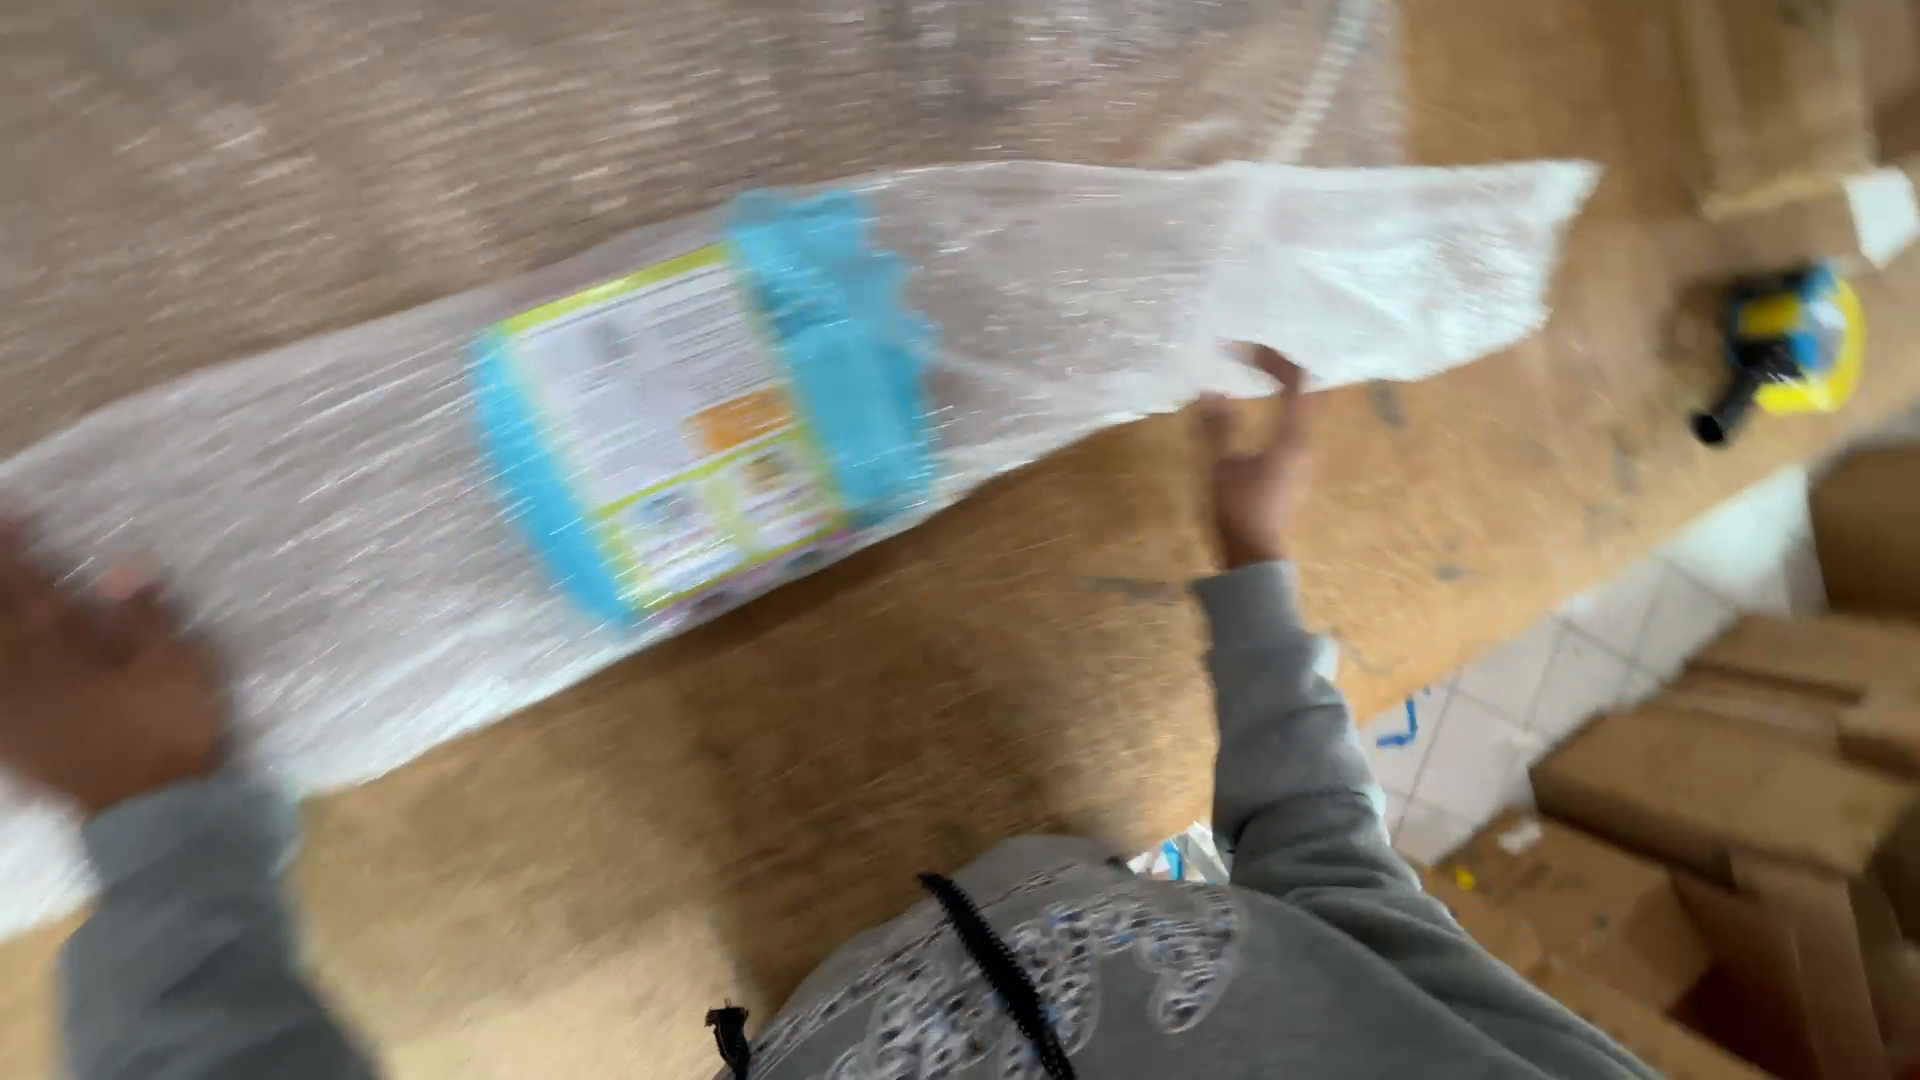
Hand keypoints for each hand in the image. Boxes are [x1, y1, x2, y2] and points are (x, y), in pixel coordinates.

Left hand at [0, 522, 222, 815]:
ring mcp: (2, 704)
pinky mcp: (3, 730)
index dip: (15, 551)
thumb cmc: (169, 726)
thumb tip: (120, 567)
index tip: (8, 512)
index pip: (30, 590)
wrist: (148, 800)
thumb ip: (144, 620)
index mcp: (61, 654)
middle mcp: (15, 673)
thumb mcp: (175, 669)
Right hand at [1197, 345, 1315, 569]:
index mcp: (1293, 438)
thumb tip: (1211, 391)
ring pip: (1302, 413)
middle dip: (1281, 370)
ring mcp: (1304, 462)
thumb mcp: (1221, 466)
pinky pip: (1292, 431)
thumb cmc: (1239, 512)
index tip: (1237, 350)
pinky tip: (1253, 422)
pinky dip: (1276, 413)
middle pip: (1308, 393)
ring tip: (1251, 382)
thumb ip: (1217, 427)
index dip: (1269, 358)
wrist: (1254, 559)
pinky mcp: (1294, 475)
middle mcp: (1307, 445)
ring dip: (1280, 392)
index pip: (1296, 380)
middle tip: (1252, 360)